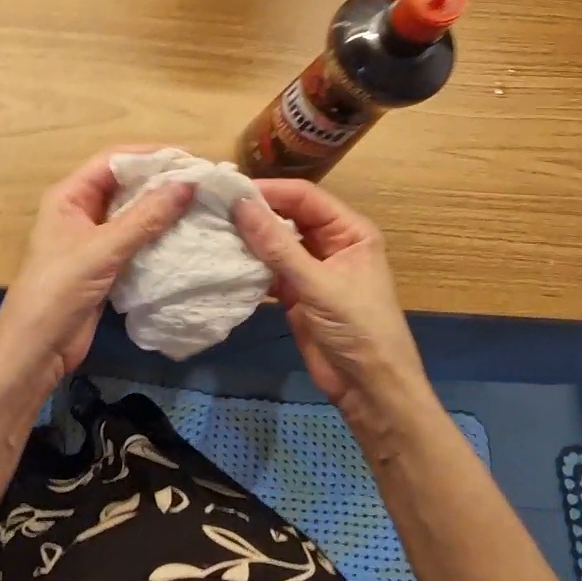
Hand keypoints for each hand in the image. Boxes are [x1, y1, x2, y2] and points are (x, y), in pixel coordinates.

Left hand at [0, 149, 195, 393]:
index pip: (112, 161)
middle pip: (125, 185)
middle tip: (203, 183)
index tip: (189, 158)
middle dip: (160, 182)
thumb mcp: (102, 249)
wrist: (36, 349)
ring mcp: (93, 240)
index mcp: (69, 196)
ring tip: (203, 207)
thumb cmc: (59, 291)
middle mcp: (80, 212)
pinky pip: (137, 242)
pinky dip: (159, 238)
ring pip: (133, 215)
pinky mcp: (106, 266)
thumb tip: (188, 184)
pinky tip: (187, 238)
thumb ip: (146, 217)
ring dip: (163, 211)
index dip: (149, 155)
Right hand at [234, 181, 431, 436]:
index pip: (305, 197)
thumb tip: (240, 205)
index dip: (269, 191)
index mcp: (350, 231)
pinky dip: (248, 266)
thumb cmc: (359, 330)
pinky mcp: (295, 293)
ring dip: (247, 239)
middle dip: (254, 213)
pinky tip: (222, 261)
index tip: (229, 190)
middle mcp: (331, 243)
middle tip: (212, 208)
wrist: (370, 390)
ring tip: (210, 230)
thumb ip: (277, 245)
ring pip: (274, 242)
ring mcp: (311, 268)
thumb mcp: (318, 285)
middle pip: (287, 216)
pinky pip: (268, 269)